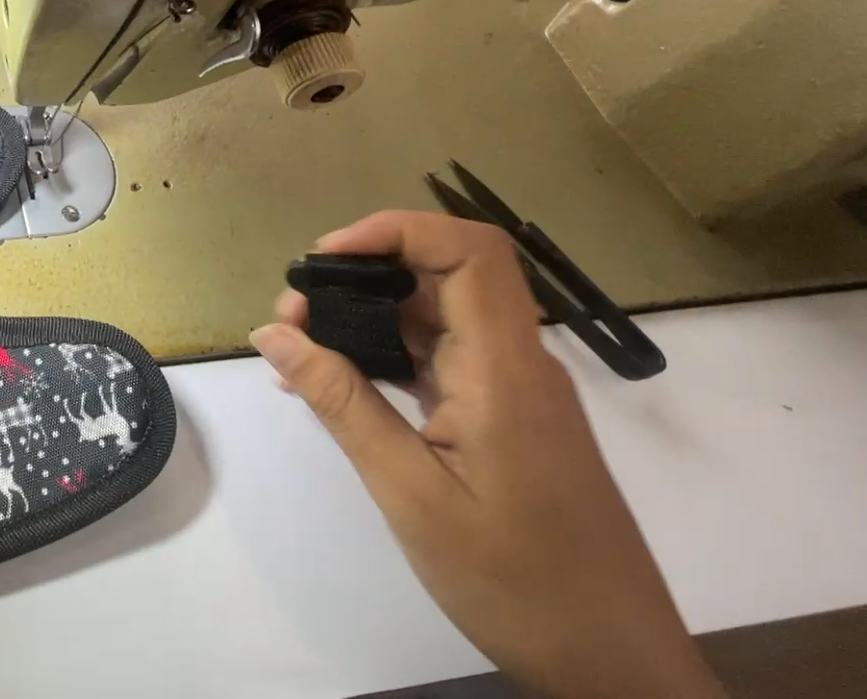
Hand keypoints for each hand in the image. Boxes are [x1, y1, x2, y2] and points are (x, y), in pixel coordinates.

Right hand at [254, 212, 722, 698]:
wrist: (611, 664)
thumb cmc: (514, 580)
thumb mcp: (409, 490)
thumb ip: (340, 402)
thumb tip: (272, 333)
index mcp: (505, 370)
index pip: (469, 251)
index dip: (395, 230)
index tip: (324, 257)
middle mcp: (514, 363)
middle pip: (443, 274)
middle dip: (360, 273)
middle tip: (293, 313)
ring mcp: (509, 390)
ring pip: (434, 315)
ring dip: (363, 314)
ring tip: (298, 344)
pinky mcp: (499, 416)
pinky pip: (434, 359)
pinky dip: (379, 355)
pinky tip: (329, 380)